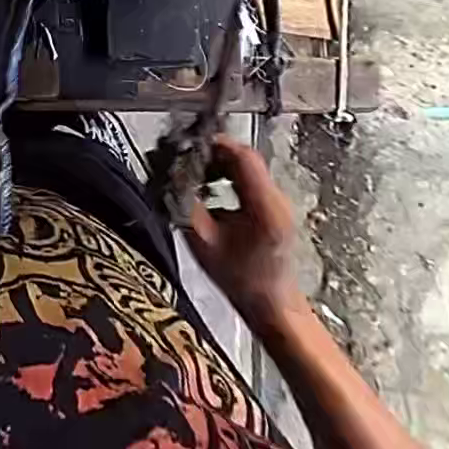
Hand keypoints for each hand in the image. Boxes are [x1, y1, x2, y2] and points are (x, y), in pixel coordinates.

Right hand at [183, 135, 306, 325]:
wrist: (271, 305)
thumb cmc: (240, 279)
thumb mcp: (201, 240)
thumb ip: (185, 203)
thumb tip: (170, 176)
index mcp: (263, 207)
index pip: (242, 156)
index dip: (214, 143)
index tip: (190, 143)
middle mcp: (276, 200)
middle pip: (245, 156)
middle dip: (212, 152)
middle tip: (186, 157)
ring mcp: (278, 202)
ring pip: (247, 164)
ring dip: (219, 162)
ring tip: (196, 172)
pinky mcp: (274, 206)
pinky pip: (249, 177)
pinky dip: (227, 173)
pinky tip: (211, 186)